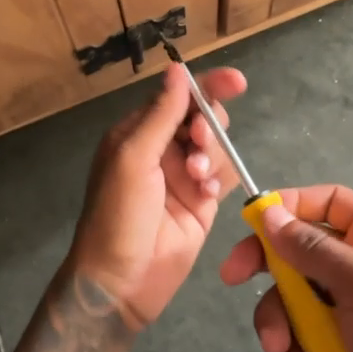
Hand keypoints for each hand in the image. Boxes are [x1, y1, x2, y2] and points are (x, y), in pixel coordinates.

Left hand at [70, 65, 247, 326]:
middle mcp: (161, 150)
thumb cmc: (117, 215)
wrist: (120, 283)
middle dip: (210, 125)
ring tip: (199, 178)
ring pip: (216, 147)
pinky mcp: (201, 205)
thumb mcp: (133, 157)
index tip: (236, 82)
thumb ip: (160, 114)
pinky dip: (219, 179)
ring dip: (213, 155)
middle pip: (202, 118)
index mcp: (137, 132)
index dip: (205, 86)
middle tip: (200, 142)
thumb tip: (178, 68)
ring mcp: (183, 178)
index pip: (176, 97)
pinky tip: (207, 194)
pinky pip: (222, 177)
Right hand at [219, 185, 352, 351]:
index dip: (289, 205)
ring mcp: (349, 309)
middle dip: (269, 273)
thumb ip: (312, 248)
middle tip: (232, 278)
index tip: (251, 220)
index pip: (327, 202)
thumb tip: (269, 212)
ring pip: (292, 299)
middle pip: (298, 250)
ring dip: (282, 327)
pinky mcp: (339, 348)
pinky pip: (300, 339)